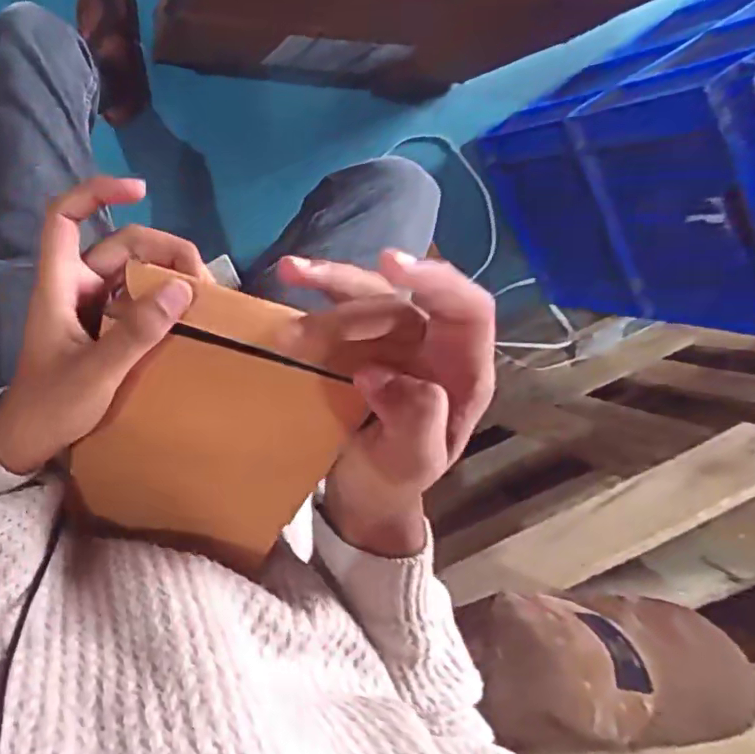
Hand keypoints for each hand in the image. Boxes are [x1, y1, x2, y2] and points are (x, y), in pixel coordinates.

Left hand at [0, 176, 210, 474]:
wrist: (28, 439)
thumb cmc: (51, 404)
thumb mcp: (95, 372)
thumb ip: (136, 333)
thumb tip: (183, 290)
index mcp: (58, 285)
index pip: (64, 218)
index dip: (95, 192)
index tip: (140, 191)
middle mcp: (74, 287)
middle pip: (119, 245)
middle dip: (163, 251)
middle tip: (203, 283)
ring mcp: (89, 308)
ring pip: (132, 272)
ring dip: (167, 277)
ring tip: (204, 298)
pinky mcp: (102, 329)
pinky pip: (135, 301)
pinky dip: (160, 302)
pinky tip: (187, 316)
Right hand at [274, 250, 495, 555]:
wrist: (363, 489)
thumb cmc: (395, 478)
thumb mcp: (411, 463)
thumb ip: (414, 423)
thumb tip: (378, 374)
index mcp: (461, 370)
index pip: (466, 311)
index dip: (437, 282)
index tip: (392, 264)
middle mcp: (429, 345)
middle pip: (398, 301)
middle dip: (348, 308)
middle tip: (296, 334)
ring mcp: (389, 341)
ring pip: (366, 295)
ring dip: (326, 284)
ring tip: (288, 273)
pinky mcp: (353, 342)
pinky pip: (337, 307)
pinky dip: (313, 291)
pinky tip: (289, 277)